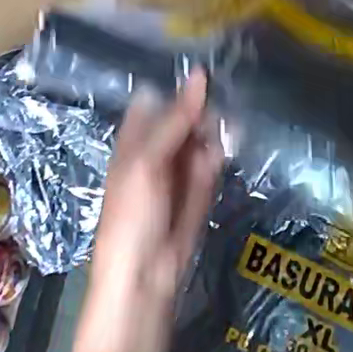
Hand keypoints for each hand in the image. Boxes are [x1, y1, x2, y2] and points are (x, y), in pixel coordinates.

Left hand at [91, 70, 222, 307]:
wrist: (144, 276)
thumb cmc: (132, 213)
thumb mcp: (147, 161)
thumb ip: (174, 120)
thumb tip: (199, 75)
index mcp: (133, 138)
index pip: (156, 101)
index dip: (178, 90)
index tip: (206, 76)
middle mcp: (156, 150)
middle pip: (184, 118)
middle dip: (202, 113)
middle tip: (217, 111)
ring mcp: (179, 170)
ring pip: (202, 139)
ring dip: (213, 135)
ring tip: (220, 137)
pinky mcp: (200, 190)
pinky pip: (211, 164)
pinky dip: (216, 160)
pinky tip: (221, 156)